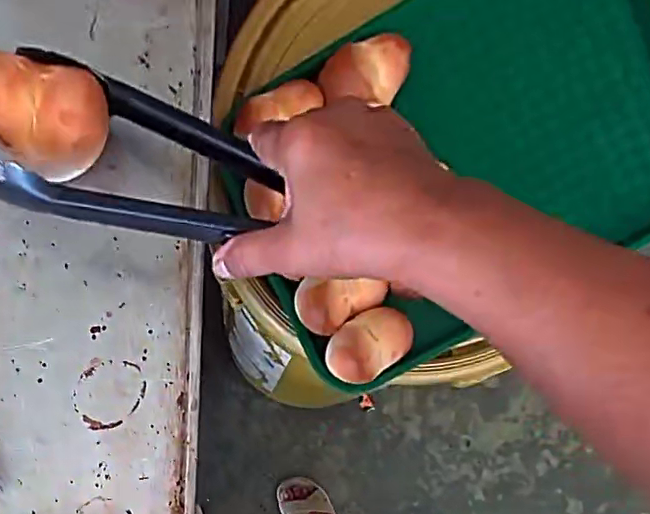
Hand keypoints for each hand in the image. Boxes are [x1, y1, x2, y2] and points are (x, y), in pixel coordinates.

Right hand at [212, 101, 469, 289]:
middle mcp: (332, 117)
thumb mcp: (291, 253)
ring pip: (334, 141)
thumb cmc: (361, 233)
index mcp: (298, 140)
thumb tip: (225, 259)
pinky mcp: (398, 131)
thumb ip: (249, 254)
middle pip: (299, 141)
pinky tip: (368, 204)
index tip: (259, 179)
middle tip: (305, 216)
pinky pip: (367, 147)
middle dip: (297, 174)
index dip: (256, 163)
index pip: (259, 138)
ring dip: (331, 169)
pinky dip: (363, 169)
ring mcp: (369, 120)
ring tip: (340, 214)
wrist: (425, 228)